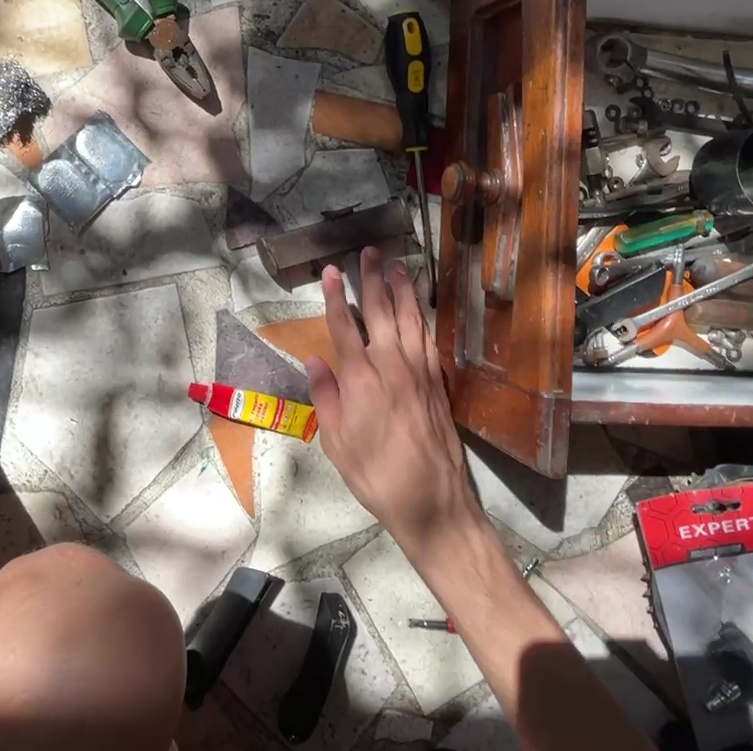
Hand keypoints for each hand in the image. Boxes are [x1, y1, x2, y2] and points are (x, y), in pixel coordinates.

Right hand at [306, 248, 482, 554]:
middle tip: (368, 251)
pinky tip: (421, 306)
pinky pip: (429, 339)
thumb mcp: (336, 441)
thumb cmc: (374, 474)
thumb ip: (325, 396)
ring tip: (397, 264)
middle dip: (372, 279)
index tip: (332, 270)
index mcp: (360, 379)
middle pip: (381, 312)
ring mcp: (419, 372)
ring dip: (402, 289)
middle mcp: (391, 366)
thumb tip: (314, 359)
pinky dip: (423, 316)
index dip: (336, 296)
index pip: (344, 326)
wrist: (431, 500)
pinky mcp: (437, 383)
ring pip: (410, 319)